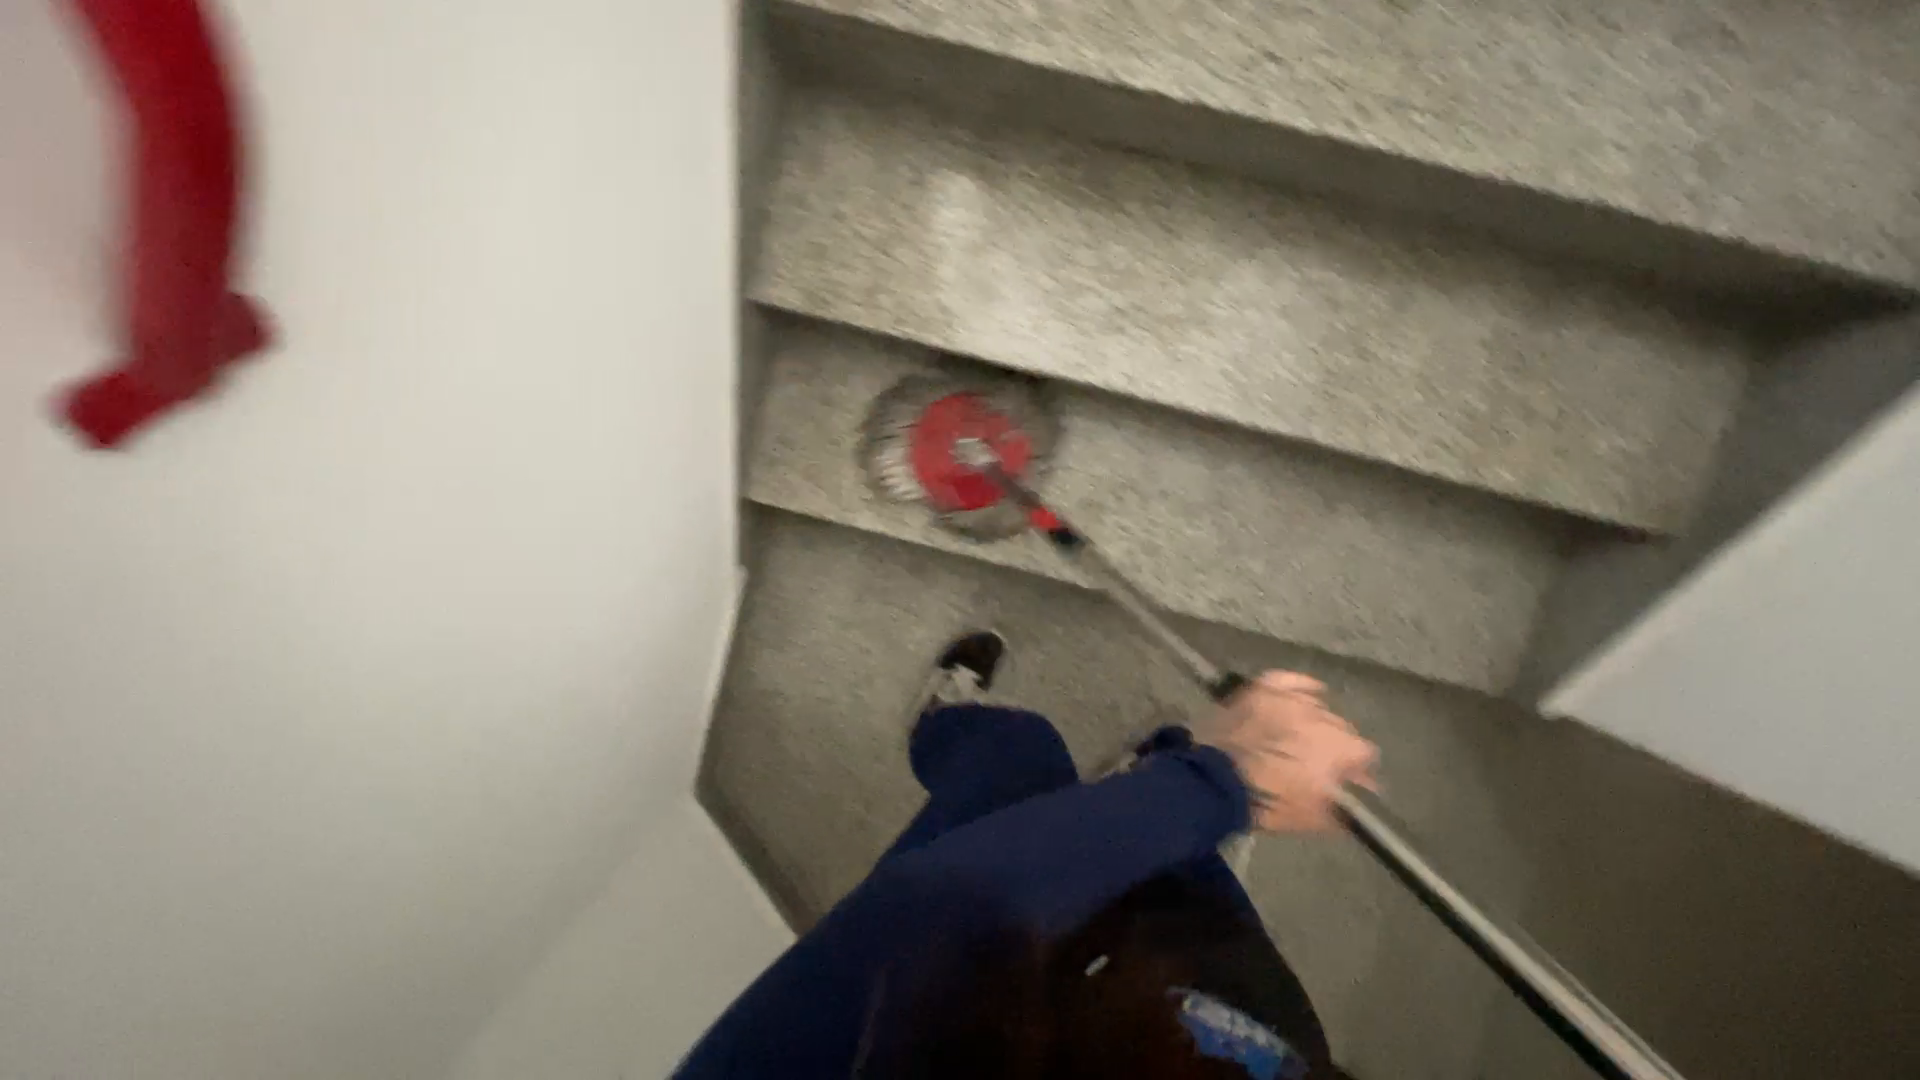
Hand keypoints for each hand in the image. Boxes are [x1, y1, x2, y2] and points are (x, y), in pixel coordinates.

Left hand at [1192, 671, 1378, 832]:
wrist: (1214, 780)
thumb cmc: (1268, 801)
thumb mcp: (1315, 816)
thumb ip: (1347, 804)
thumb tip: (1363, 792)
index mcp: (1339, 747)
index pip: (1364, 753)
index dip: (1355, 769)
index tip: (1346, 780)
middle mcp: (1320, 716)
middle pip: (1340, 727)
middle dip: (1334, 746)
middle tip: (1318, 762)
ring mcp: (1288, 699)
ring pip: (1315, 706)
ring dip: (1314, 721)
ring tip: (1301, 736)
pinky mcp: (1261, 690)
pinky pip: (1289, 680)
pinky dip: (1300, 685)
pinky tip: (1309, 692)